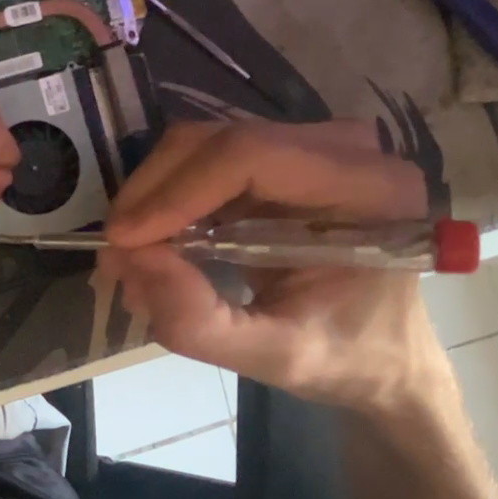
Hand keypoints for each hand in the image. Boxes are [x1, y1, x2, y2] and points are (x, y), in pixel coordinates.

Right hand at [97, 120, 446, 412]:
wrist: (379, 352)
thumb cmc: (344, 356)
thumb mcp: (274, 357)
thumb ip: (200, 321)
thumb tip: (133, 261)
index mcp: (368, 191)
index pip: (251, 156)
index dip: (177, 192)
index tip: (125, 242)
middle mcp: (343, 151)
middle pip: (214, 141)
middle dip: (151, 194)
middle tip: (117, 254)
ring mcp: (307, 148)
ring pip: (197, 145)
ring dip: (149, 197)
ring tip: (131, 255)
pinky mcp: (277, 157)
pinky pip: (199, 160)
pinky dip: (162, 199)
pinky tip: (153, 242)